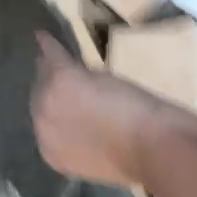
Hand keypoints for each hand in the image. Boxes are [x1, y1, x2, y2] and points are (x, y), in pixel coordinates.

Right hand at [30, 33, 172, 186]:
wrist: (156, 150)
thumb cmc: (141, 160)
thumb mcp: (102, 154)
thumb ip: (83, 135)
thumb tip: (81, 113)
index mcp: (52, 151)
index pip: (46, 123)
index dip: (56, 110)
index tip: (63, 102)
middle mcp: (42, 124)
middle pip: (40, 97)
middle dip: (50, 87)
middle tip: (56, 76)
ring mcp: (49, 98)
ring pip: (46, 73)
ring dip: (51, 65)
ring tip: (53, 56)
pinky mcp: (63, 76)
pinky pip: (52, 54)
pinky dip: (48, 43)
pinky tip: (42, 35)